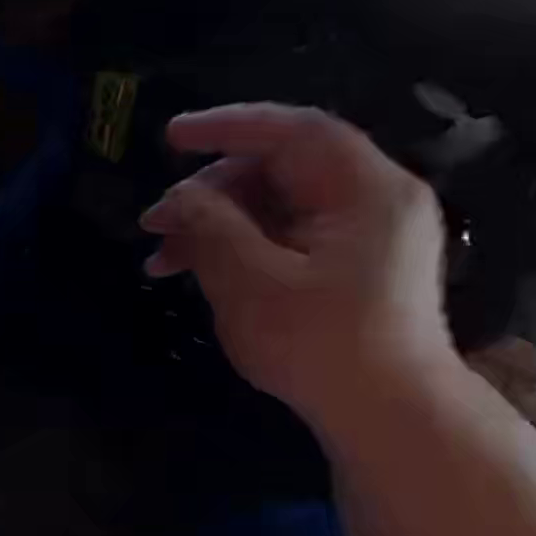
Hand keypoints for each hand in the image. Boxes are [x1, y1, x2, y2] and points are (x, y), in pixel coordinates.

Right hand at [139, 103, 454, 423]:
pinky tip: (199, 272)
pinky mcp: (348, 266)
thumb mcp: (251, 284)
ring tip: (161, 260)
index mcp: (364, 191)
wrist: (382, 408)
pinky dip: (239, 248)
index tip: (170, 136)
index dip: (228, 127)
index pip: (293, 133)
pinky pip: (285, 238)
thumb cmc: (317, 344)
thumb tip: (180, 196)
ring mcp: (362, 235)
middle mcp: (371, 200)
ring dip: (215, 226)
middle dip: (210, 192)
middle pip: (280, 171)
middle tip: (153, 225)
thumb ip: (213, 229)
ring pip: (277, 208)